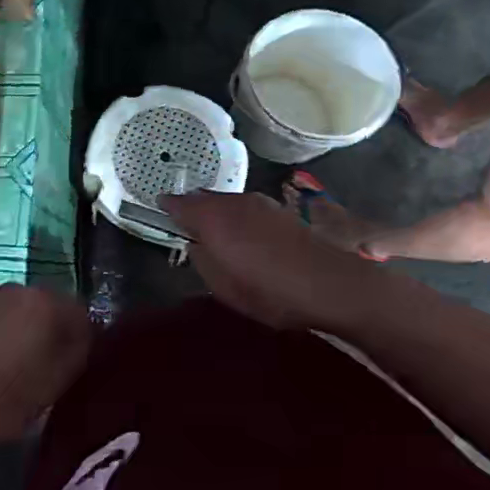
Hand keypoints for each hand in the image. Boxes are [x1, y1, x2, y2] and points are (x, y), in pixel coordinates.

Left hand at [0, 284, 90, 445]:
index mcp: (48, 301)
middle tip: (60, 371)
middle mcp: (21, 289)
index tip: (84, 367)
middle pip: (54, 309)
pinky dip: (10, 338)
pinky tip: (3, 366)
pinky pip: (4, 321)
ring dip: (33, 335)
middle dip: (60, 334)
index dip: (88, 342)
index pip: (84, 314)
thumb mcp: (56, 382)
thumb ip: (79, 352)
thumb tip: (88, 337)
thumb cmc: (4, 395)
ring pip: (27, 314)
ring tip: (30, 371)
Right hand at [161, 191, 367, 330]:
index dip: (167, 207)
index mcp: (214, 219)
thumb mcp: (225, 288)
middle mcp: (234, 202)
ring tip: (214, 231)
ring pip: (227, 200)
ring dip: (217, 211)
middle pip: (204, 198)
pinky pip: (246, 206)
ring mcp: (259, 202)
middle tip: (185, 224)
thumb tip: (195, 244)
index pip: (180, 204)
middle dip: (192, 207)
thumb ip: (203, 261)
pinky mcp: (279, 210)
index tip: (158, 210)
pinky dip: (237, 214)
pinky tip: (244, 234)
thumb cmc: (272, 292)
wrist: (331, 283)